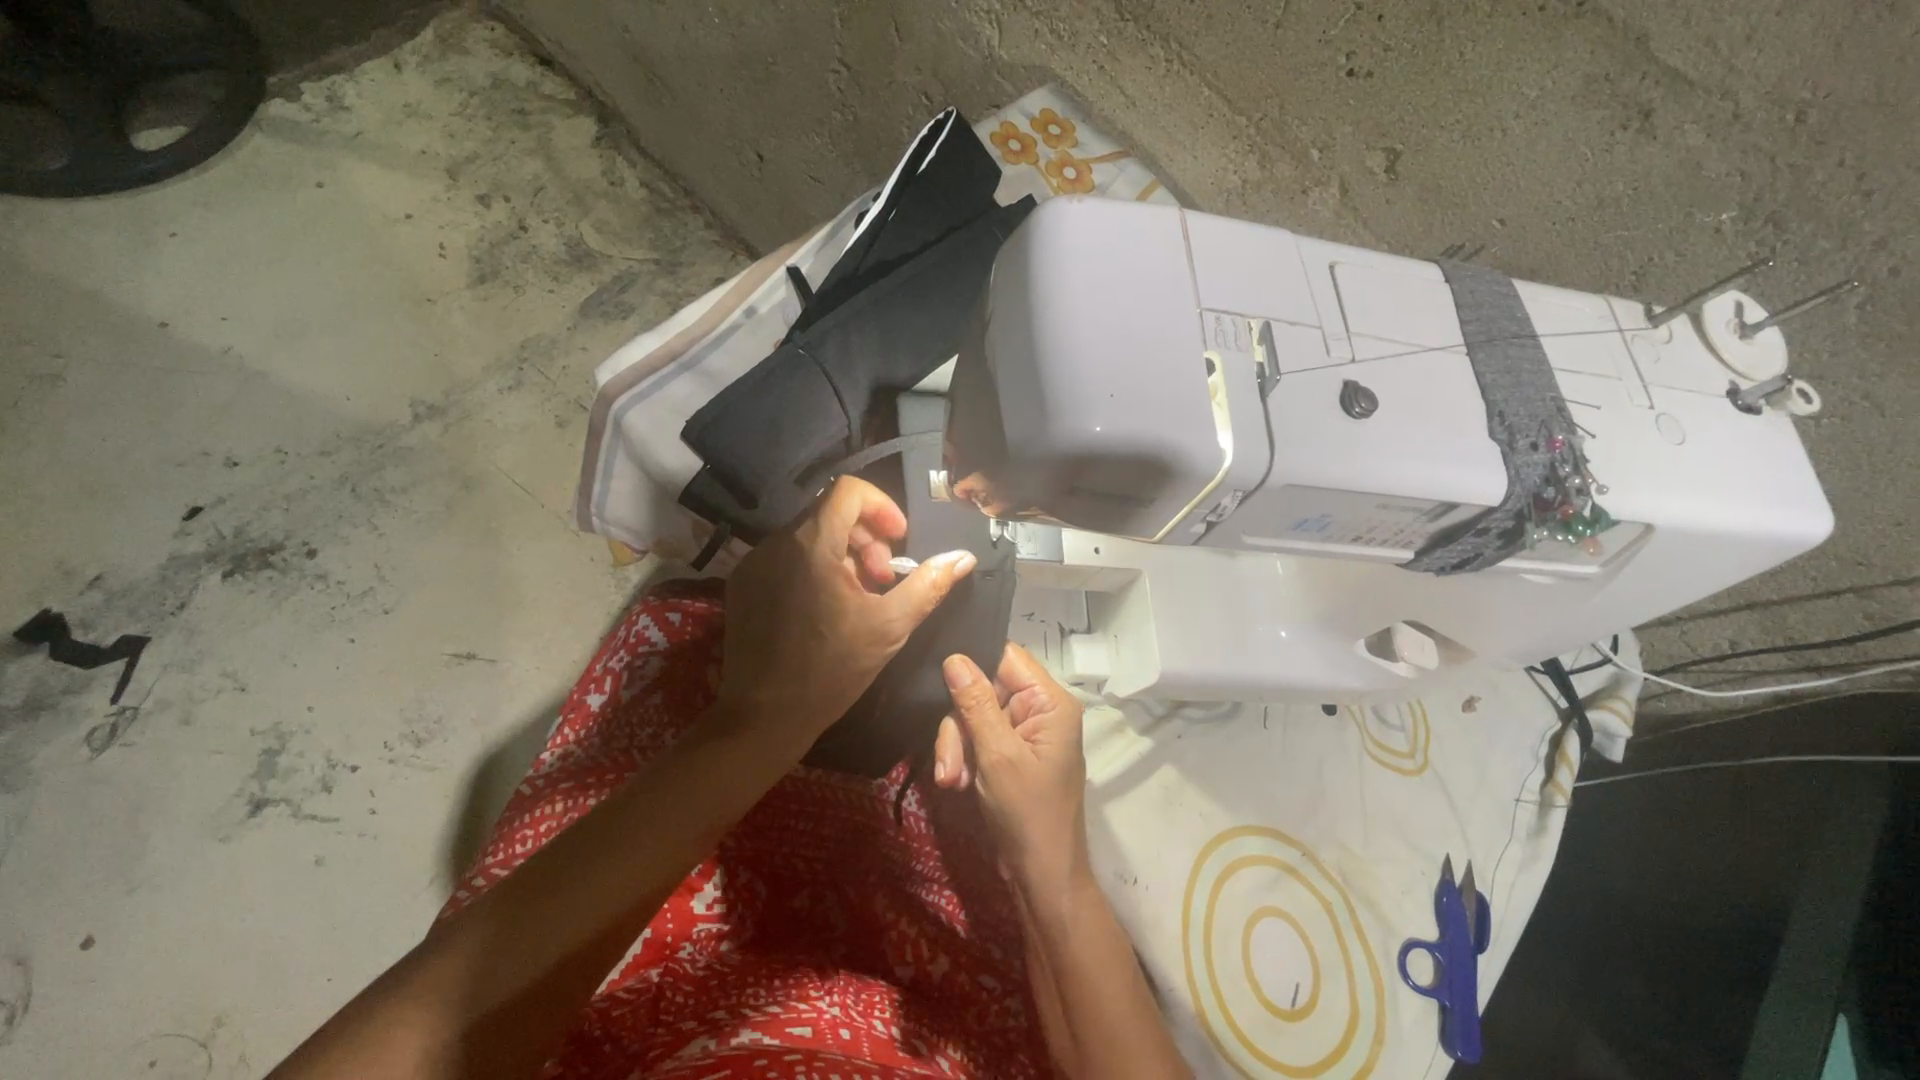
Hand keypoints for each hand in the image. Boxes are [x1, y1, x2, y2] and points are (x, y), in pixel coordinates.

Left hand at [716, 476, 975, 741]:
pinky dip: (813, 569)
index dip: (881, 506)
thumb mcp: (889, 627)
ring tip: (858, 598)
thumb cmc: (832, 671)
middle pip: (830, 514)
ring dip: (842, 555)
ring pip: (808, 537)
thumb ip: (928, 585)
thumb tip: (964, 557)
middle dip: (866, 538)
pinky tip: (825, 610)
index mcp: (812, 545)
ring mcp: (754, 563)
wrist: (764, 716)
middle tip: (883, 579)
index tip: (898, 540)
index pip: (848, 490)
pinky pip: (785, 558)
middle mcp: (777, 543)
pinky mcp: (743, 584)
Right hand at [933, 645, 1089, 889]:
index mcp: (1050, 702)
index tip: (945, 690)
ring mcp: (1025, 734)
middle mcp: (1040, 711)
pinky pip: (979, 740)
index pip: (1007, 657)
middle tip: (948, 764)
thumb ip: (975, 704)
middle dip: (960, 726)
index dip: (974, 669)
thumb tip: (954, 657)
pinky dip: (964, 759)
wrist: (1042, 875)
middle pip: (985, 690)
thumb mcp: (997, 756)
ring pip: (975, 717)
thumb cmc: (1028, 813)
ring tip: (950, 781)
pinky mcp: (1011, 755)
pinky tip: (956, 783)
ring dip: (956, 748)